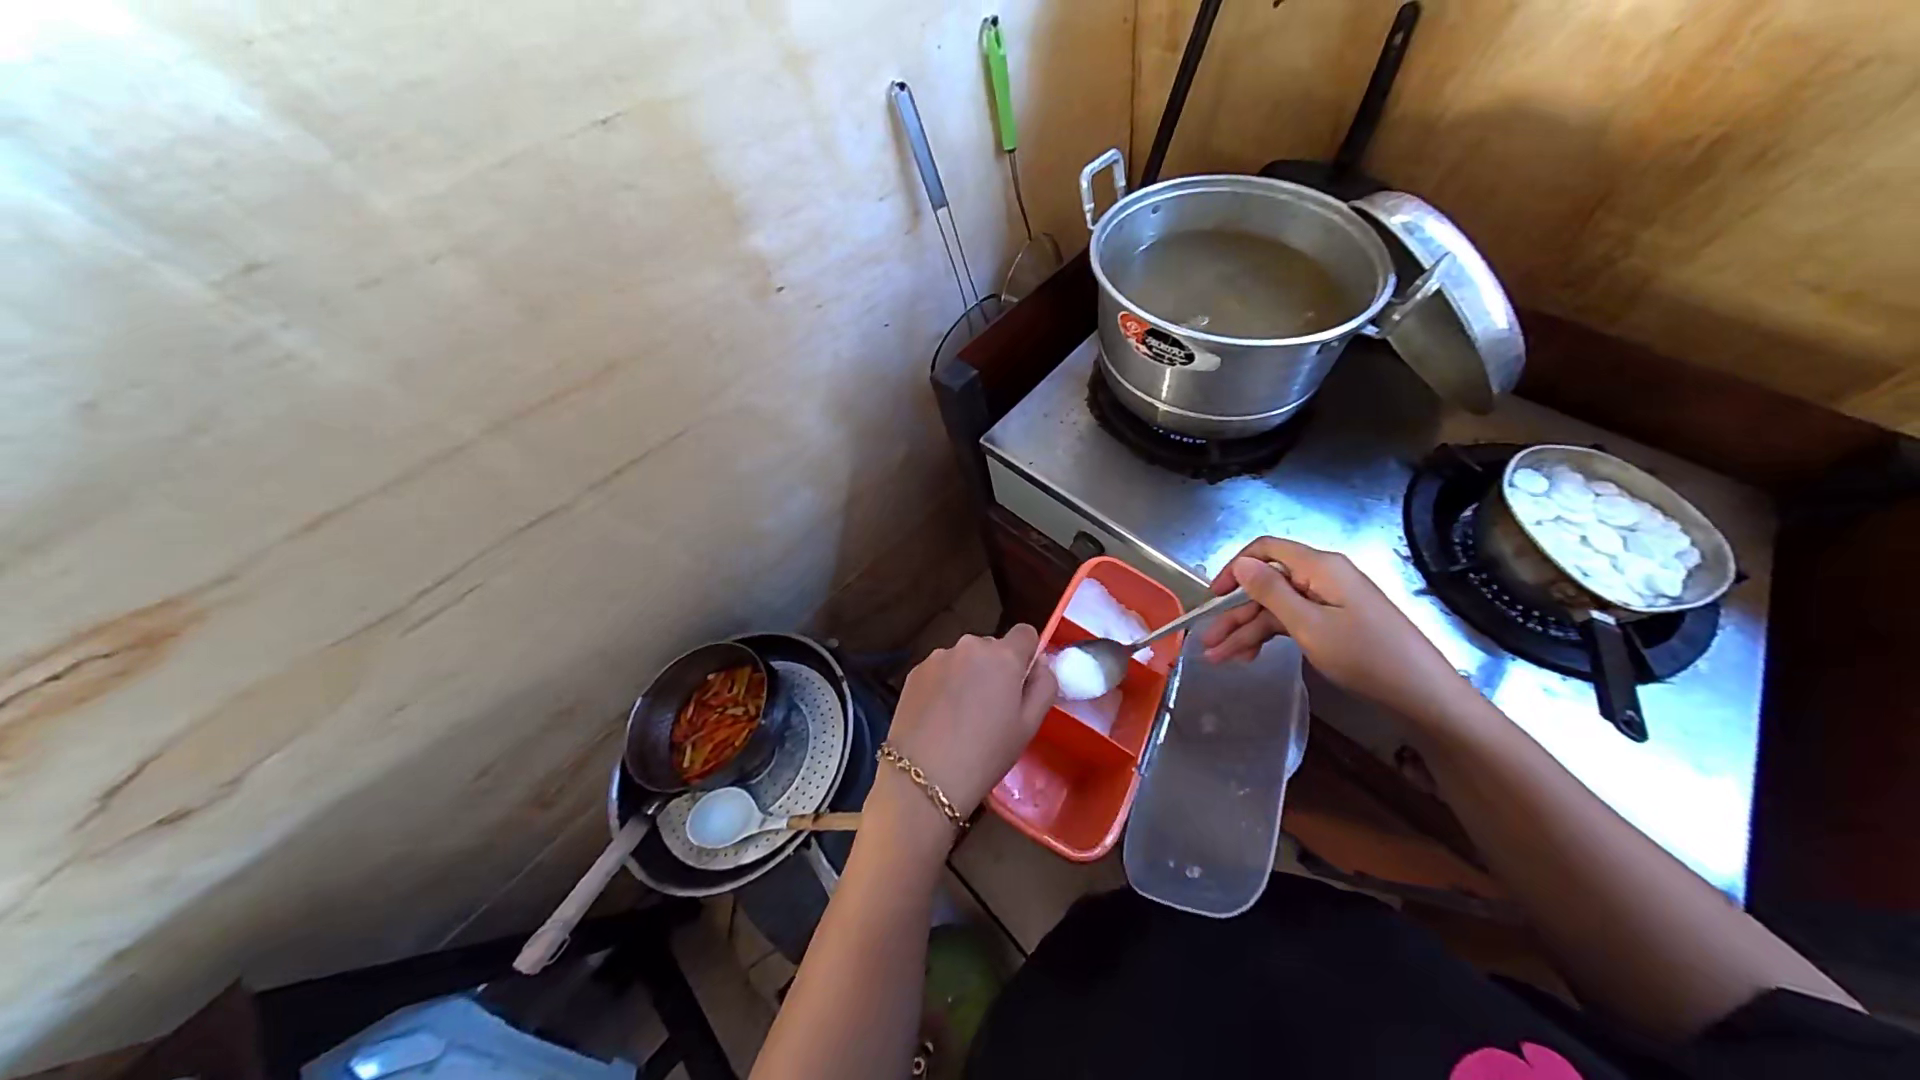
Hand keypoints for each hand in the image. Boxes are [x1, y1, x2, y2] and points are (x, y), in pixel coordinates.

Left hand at [879, 626, 1055, 831]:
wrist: (924, 777)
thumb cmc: (986, 753)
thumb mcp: (1030, 725)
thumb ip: (1044, 685)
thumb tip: (1039, 663)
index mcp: (1003, 655)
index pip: (1025, 633)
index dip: (1027, 655)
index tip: (1020, 683)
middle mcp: (969, 645)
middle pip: (992, 647)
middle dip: (996, 668)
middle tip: (991, 708)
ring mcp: (938, 656)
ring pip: (964, 659)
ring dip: (968, 675)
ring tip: (961, 716)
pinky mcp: (915, 670)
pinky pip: (940, 669)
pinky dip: (944, 684)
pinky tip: (939, 716)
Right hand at [1200, 537, 1467, 719]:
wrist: (1422, 694)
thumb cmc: (1366, 656)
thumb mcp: (1310, 625)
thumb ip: (1271, 591)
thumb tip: (1242, 562)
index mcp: (1320, 568)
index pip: (1266, 550)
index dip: (1235, 569)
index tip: (1213, 597)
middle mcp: (1322, 577)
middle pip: (1266, 585)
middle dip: (1234, 613)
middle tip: (1208, 643)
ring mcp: (1329, 600)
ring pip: (1275, 608)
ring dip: (1246, 631)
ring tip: (1219, 659)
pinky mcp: (1333, 622)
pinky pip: (1291, 622)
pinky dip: (1268, 638)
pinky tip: (1249, 657)